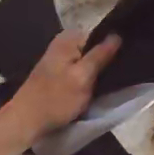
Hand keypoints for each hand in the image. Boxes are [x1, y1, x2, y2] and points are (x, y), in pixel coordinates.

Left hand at [0, 30, 121, 145]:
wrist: (27, 120)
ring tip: (110, 82)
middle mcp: (63, 43)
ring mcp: (59, 58)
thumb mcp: (83, 77)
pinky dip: (87, 78)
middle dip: (105, 59)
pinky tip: (95, 87)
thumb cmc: (56, 98)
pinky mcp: (58, 73)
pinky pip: (80, 70)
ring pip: (87, 61)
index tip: (127, 60)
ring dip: (97, 71)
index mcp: (69, 38)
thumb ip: (100, 55)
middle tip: (119, 75)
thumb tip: (117, 34)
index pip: (100, 34)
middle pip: (93, 47)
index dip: (114, 46)